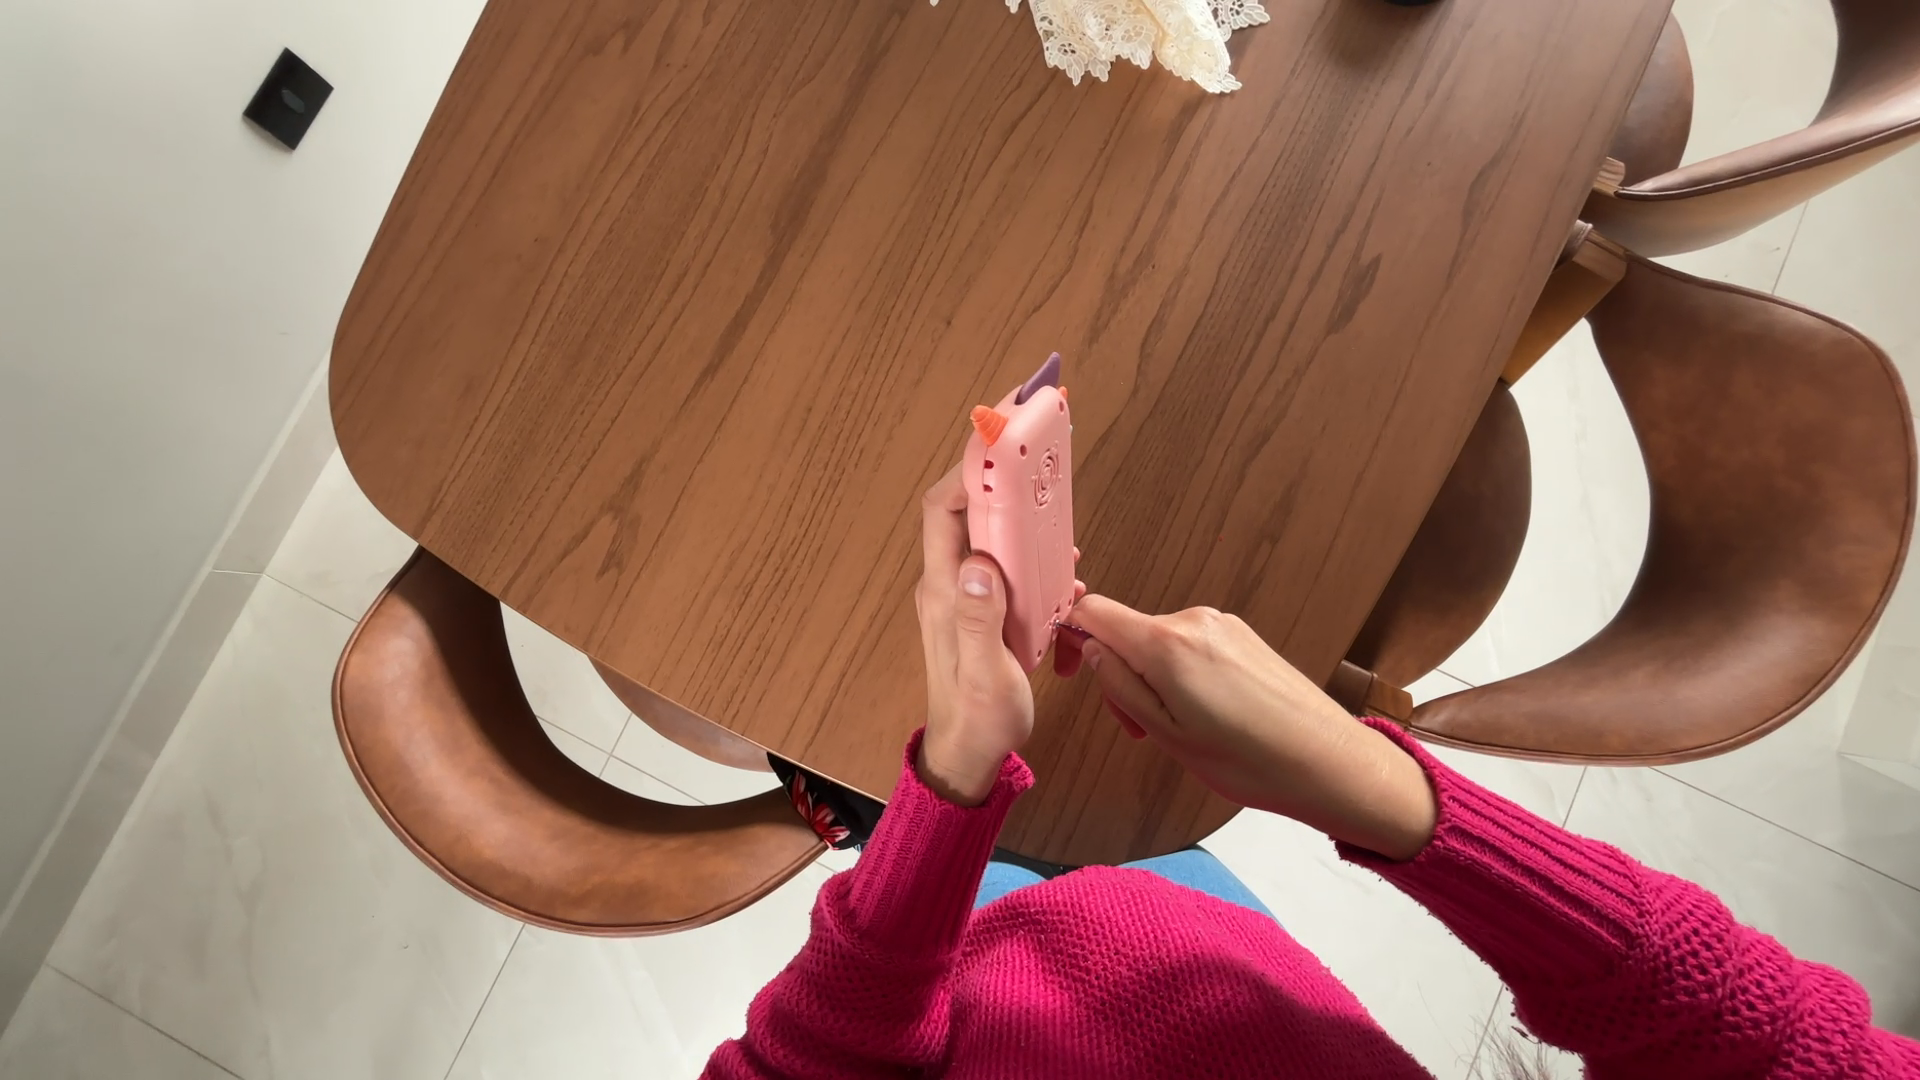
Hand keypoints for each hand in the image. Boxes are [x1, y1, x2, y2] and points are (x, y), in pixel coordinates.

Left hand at [913, 466, 1033, 804]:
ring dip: (1018, 527)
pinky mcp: (979, 608)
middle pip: (964, 515)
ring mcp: (962, 595)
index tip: (1001, 450)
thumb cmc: (980, 717)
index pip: (941, 513)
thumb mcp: (987, 673)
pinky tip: (1057, 576)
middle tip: (1039, 477)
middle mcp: (948, 584)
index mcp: (945, 591)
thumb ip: (981, 619)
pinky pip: (1000, 566)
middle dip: (998, 489)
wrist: (969, 753)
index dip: (965, 474)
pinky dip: (1026, 559)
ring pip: (986, 539)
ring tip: (1058, 536)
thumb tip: (978, 563)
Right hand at [1066, 595, 1437, 859]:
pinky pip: (1188, 644)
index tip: (1068, 672)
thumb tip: (1090, 649)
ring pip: (1157, 641)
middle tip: (1139, 726)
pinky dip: (1179, 673)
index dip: (1069, 635)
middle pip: (1126, 630)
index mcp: (1166, 644)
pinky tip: (1205, 712)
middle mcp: (1192, 620)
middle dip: (1118, 673)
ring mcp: (1221, 624)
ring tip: (1177, 727)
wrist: (1334, 764)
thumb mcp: (1167, 734)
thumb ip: (1119, 686)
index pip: (1092, 610)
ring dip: (1150, 678)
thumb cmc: (1250, 762)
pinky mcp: (1241, 635)